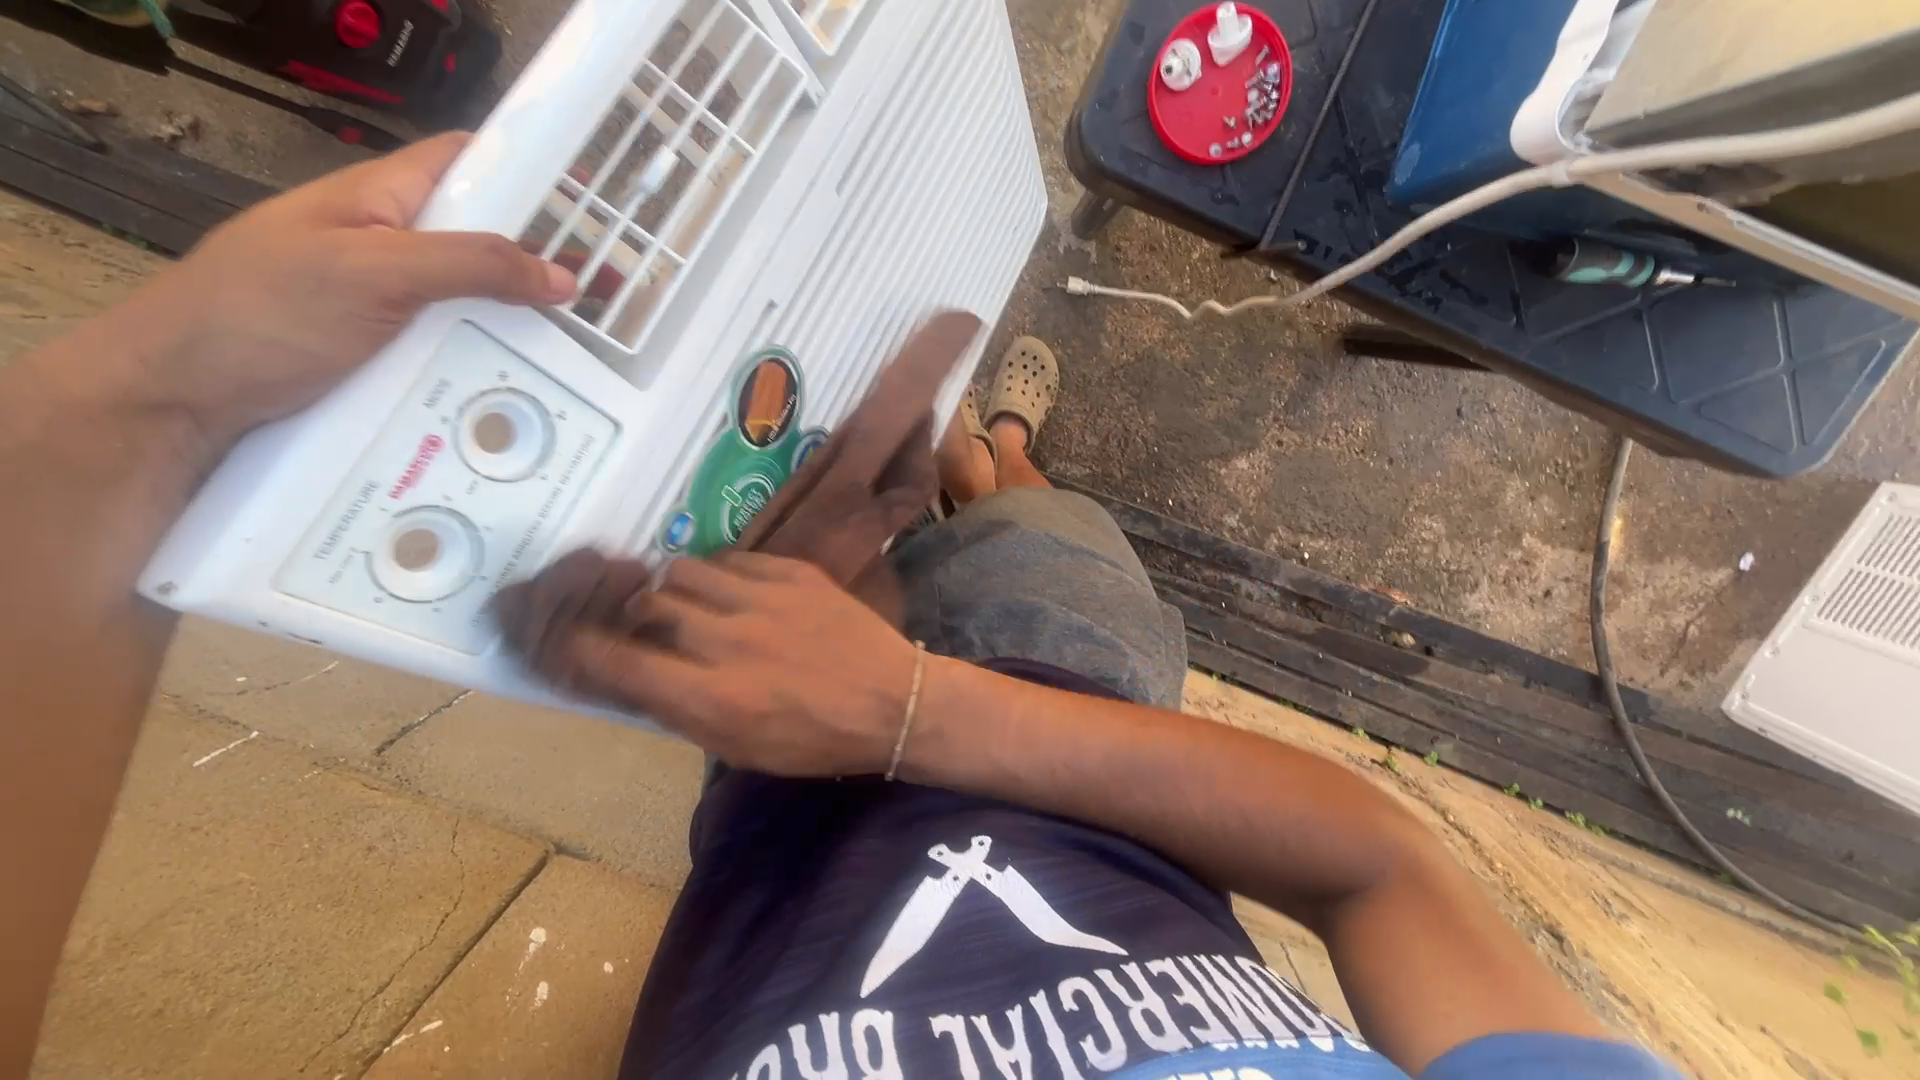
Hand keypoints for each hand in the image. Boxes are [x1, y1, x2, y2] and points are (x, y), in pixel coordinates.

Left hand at [87, 133, 574, 456]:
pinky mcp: (395, 356)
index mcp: (383, 199)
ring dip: (529, 319)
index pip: (468, 162)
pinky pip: (462, 347)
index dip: (529, 172)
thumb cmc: (259, 313)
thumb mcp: (371, 271)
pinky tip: (534, 380)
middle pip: (487, 240)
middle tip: (613, 293)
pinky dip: (499, 359)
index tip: (593, 202)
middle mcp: (395, 247)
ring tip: (591, 344)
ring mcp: (395, 305)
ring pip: (480, 302)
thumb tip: (564, 279)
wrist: (181, 399)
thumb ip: (471, 265)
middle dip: (548, 259)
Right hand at [497, 551, 922, 776]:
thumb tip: (628, 675)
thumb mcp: (739, 747)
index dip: (573, 646)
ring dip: (670, 588)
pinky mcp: (793, 573)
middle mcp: (726, 642)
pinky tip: (729, 592)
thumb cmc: (814, 740)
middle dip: (628, 613)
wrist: (893, 702)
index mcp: (710, 698)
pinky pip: (730, 560)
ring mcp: (762, 599)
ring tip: (682, 602)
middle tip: (633, 619)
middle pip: (643, 606)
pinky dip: (718, 575)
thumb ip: (679, 709)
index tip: (554, 635)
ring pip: (681, 573)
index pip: (614, 663)